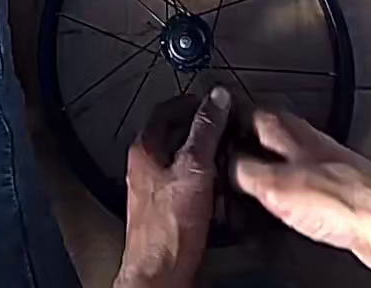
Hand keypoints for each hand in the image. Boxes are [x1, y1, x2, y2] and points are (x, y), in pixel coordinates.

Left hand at [114, 87, 232, 287]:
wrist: (160, 280)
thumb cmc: (168, 230)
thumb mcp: (194, 168)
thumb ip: (206, 131)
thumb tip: (216, 100)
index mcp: (144, 148)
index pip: (166, 109)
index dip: (191, 102)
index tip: (213, 104)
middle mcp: (144, 166)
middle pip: (175, 134)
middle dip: (202, 132)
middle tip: (224, 131)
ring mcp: (153, 191)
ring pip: (181, 162)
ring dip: (204, 159)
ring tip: (226, 160)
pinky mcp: (165, 214)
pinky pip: (185, 187)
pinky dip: (203, 184)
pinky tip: (219, 194)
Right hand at [231, 108, 370, 287]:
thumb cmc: (340, 197)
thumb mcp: (274, 186)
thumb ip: (245, 171)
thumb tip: (225, 165)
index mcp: (285, 126)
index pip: (247, 112)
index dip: (228, 122)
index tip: (214, 133)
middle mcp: (304, 136)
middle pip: (267, 129)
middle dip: (248, 142)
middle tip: (231, 158)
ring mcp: (323, 158)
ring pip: (286, 152)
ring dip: (270, 164)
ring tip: (254, 183)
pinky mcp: (338, 183)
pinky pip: (303, 176)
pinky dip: (290, 186)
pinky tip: (288, 203)